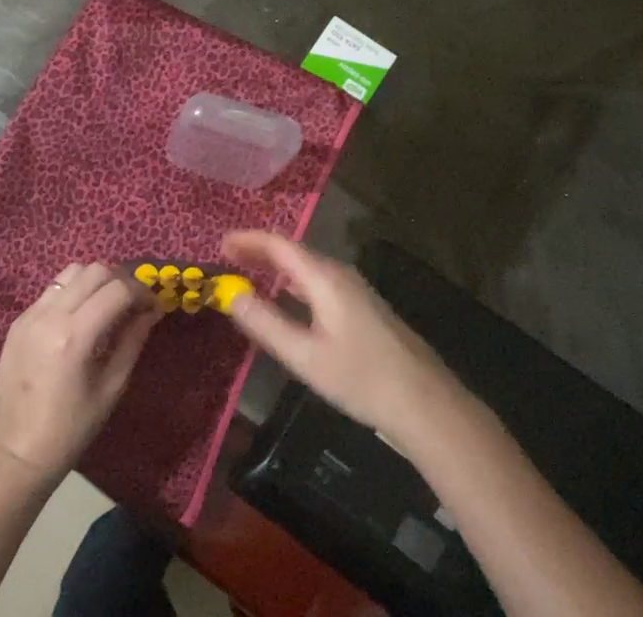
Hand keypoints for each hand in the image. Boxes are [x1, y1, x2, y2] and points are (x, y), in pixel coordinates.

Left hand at [0, 263, 160, 480]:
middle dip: (121, 280)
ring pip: (70, 273)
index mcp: (74, 335)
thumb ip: (132, 341)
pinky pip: (52, 291)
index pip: (117, 289)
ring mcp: (29, 315)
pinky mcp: (18, 322)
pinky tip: (81, 318)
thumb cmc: (70, 429)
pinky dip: (73, 293)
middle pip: (94, 270)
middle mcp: (49, 315)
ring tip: (108, 305)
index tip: (155, 306)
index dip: (142, 292)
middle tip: (134, 303)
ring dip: (95, 281)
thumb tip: (152, 311)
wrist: (15, 451)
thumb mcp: (111, 387)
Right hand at [221, 231, 459, 441]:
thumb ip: (265, 323)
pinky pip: (319, 283)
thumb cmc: (360, 378)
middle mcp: (341, 275)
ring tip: (248, 275)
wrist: (424, 403)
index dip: (248, 240)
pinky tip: (286, 300)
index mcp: (326, 278)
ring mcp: (356, 291)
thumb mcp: (304, 356)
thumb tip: (230, 293)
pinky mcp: (363, 309)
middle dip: (259, 252)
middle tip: (227, 259)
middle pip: (294, 252)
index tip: (218, 244)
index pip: (280, 245)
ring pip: (308, 268)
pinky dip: (293, 283)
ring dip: (276, 268)